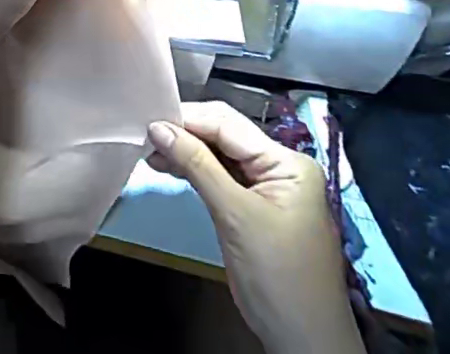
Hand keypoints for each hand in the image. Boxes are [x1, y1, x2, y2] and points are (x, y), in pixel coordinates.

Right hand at [149, 102, 363, 353]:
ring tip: (149, 150)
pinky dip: (195, 171)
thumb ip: (197, 165)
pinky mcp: (254, 206)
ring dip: (186, 152)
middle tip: (144, 133)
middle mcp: (280, 166)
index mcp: (287, 162)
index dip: (188, 119)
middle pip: (225, 136)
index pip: (229, 126)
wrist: (305, 344)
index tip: (148, 118)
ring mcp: (268, 187)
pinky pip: (221, 176)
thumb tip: (158, 126)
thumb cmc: (277, 276)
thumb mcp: (234, 216)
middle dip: (185, 133)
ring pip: (220, 155)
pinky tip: (168, 166)